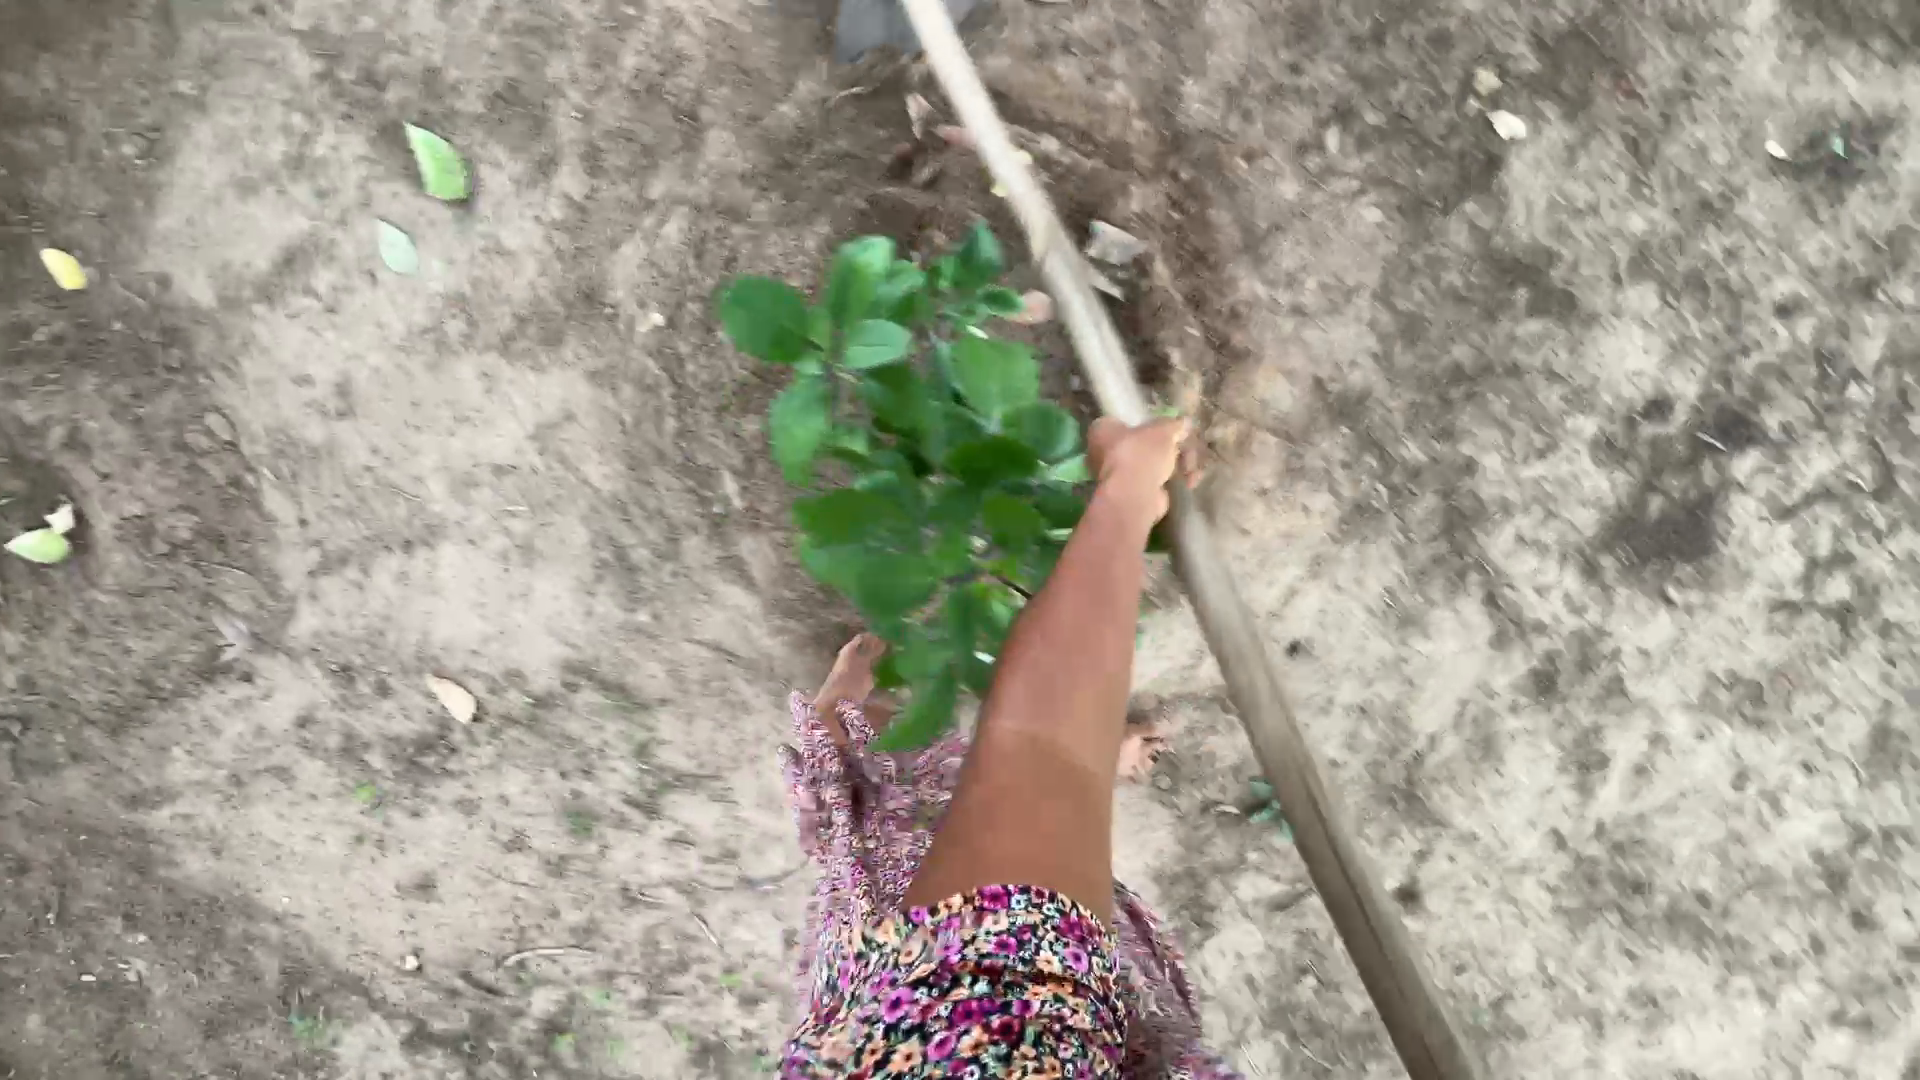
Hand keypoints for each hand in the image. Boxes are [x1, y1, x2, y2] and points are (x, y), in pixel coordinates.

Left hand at [1086, 416, 1189, 524]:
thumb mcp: (1162, 429)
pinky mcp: (1132, 495)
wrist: (1134, 494)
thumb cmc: (1140, 453)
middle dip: (1171, 450)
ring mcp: (1117, 476)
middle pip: (1145, 446)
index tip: (1170, 429)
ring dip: (1178, 467)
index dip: (1150, 425)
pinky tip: (1189, 482)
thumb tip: (1182, 423)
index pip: (1126, 422)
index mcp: (1102, 430)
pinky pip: (1157, 484)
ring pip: (1154, 466)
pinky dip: (1174, 483)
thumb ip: (1172, 424)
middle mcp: (1103, 453)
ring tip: (1189, 471)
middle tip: (1186, 451)